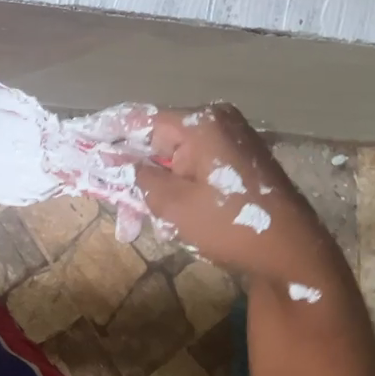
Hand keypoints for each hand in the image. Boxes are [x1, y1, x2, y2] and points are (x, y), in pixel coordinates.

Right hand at [128, 104, 340, 293]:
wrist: (293, 255)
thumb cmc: (231, 226)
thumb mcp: (172, 204)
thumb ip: (138, 176)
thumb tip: (116, 161)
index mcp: (201, 123)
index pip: (141, 120)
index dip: (109, 133)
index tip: (81, 142)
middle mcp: (218, 121)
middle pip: (159, 140)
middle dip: (135, 172)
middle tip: (113, 203)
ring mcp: (233, 139)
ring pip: (176, 157)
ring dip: (156, 185)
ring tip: (137, 223)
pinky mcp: (241, 159)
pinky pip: (196, 165)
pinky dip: (178, 186)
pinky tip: (168, 215)